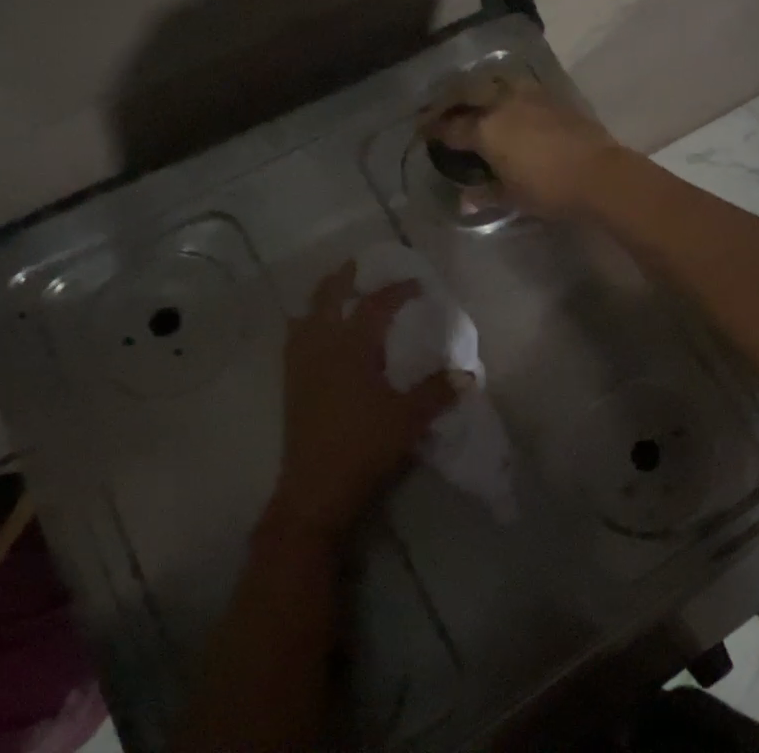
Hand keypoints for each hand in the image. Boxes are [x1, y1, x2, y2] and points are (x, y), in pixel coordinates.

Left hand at [268, 261, 467, 537]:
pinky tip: (320, 339)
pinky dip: (308, 327)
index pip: (374, 306)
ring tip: (337, 297)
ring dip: (321, 302)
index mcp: (350, 348)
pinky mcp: (291, 388)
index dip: (397, 290)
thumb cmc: (364, 446)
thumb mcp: (409, 419)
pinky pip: (296, 342)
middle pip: (327, 299)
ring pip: (305, 318)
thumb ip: (437, 392)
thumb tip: (466, 375)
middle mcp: (321, 348)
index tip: (417, 283)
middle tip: (360, 267)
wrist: (315, 491)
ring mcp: (300, 367)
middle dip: (344, 279)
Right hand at [425, 75, 631, 214]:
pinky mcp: (551, 96)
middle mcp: (502, 104)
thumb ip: (485, 194)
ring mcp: (528, 96)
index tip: (424, 132)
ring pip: (492, 82)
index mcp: (486, 130)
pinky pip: (517, 85)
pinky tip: (506, 100)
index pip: (451, 127)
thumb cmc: (549, 190)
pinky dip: (503, 90)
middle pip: (466, 92)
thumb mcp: (513, 196)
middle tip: (439, 108)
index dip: (433, 129)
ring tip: (471, 99)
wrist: (599, 174)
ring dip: (476, 88)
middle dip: (448, 100)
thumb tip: (464, 200)